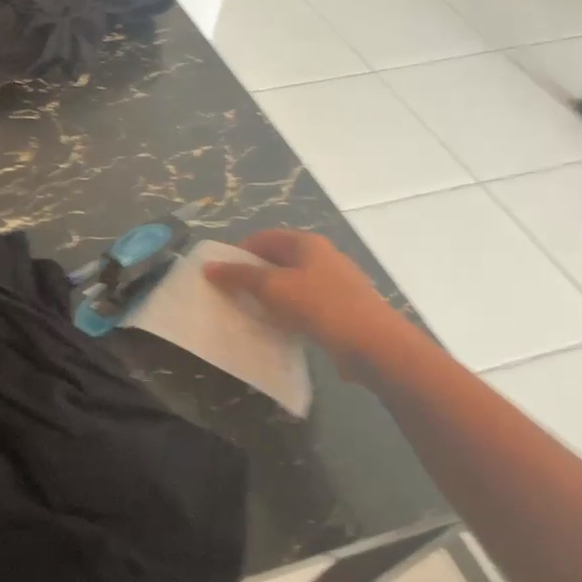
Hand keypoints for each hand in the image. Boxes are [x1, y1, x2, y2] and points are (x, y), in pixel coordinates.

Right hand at [203, 230, 432, 386]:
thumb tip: (208, 267)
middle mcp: (322, 257)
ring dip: (268, 295)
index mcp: (307, 243)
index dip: (238, 251)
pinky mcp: (339, 309)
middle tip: (228, 293)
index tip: (219, 273)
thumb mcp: (273, 287)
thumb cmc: (320, 305)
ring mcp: (334, 283)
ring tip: (246, 311)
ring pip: (290, 283)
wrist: (373, 344)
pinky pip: (303, 304)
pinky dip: (285, 311)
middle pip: (277, 259)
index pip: (263, 238)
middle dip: (251, 274)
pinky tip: (275, 327)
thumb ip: (239, 276)